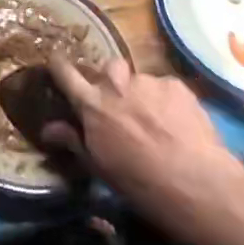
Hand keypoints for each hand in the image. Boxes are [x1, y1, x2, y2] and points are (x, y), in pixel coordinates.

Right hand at [46, 58, 243, 244]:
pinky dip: (166, 99)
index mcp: (92, 104)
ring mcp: (149, 82)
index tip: (56, 62)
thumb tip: (48, 130)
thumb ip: (74, 141)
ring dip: (140, 92)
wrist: (195, 183)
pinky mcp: (177, 86)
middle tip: (118, 102)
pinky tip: (176, 121)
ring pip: (139, 79)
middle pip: (107, 67)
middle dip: (110, 80)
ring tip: (154, 118)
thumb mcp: (99, 166)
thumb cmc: (138, 181)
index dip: (59, 65)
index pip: (65, 73)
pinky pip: (165, 86)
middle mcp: (117, 85)